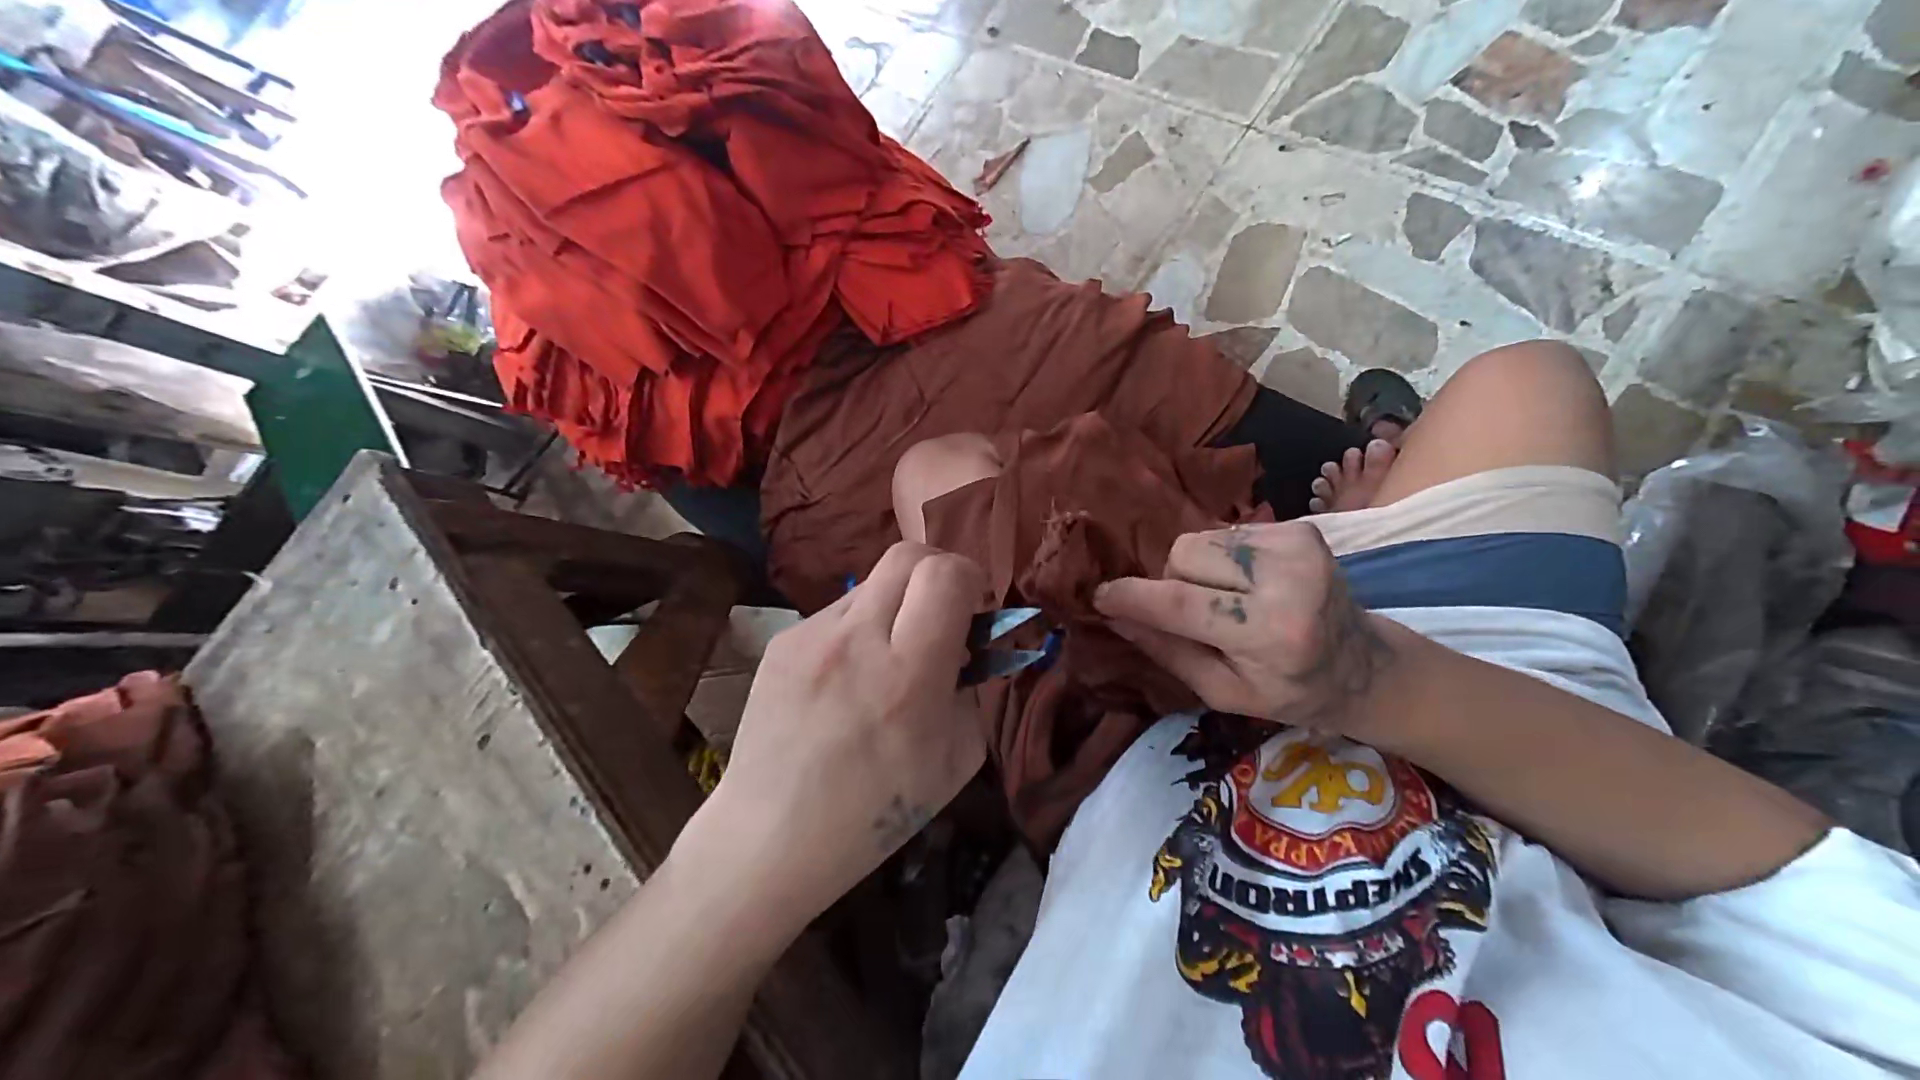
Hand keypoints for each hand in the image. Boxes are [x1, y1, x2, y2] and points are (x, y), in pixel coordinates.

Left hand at [677, 542, 988, 925]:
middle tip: (942, 614)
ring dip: (895, 605)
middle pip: (908, 554)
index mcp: (908, 674)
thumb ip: (972, 690)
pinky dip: (857, 632)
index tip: (974, 611)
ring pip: (871, 584)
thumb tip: (970, 645)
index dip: (971, 579)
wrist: (770, 837)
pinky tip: (846, 681)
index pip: (946, 574)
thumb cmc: (876, 813)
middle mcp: (855, 639)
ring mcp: (810, 635)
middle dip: (938, 572)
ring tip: (887, 659)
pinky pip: (836, 614)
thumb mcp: (957, 759)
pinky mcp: (781, 641)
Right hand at [1093, 522, 1393, 732]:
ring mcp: (1298, 546)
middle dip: (1173, 583)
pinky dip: (1223, 558)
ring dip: (1196, 568)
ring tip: (1227, 597)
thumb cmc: (1290, 691)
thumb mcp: (1223, 692)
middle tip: (1197, 613)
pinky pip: (1225, 532)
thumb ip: (1168, 652)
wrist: (1364, 664)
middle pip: (1182, 556)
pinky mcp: (1302, 527)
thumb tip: (1115, 617)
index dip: (1131, 597)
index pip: (1180, 604)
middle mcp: (1287, 580)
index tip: (1101, 596)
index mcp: (1269, 634)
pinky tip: (1250, 583)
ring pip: (1199, 539)